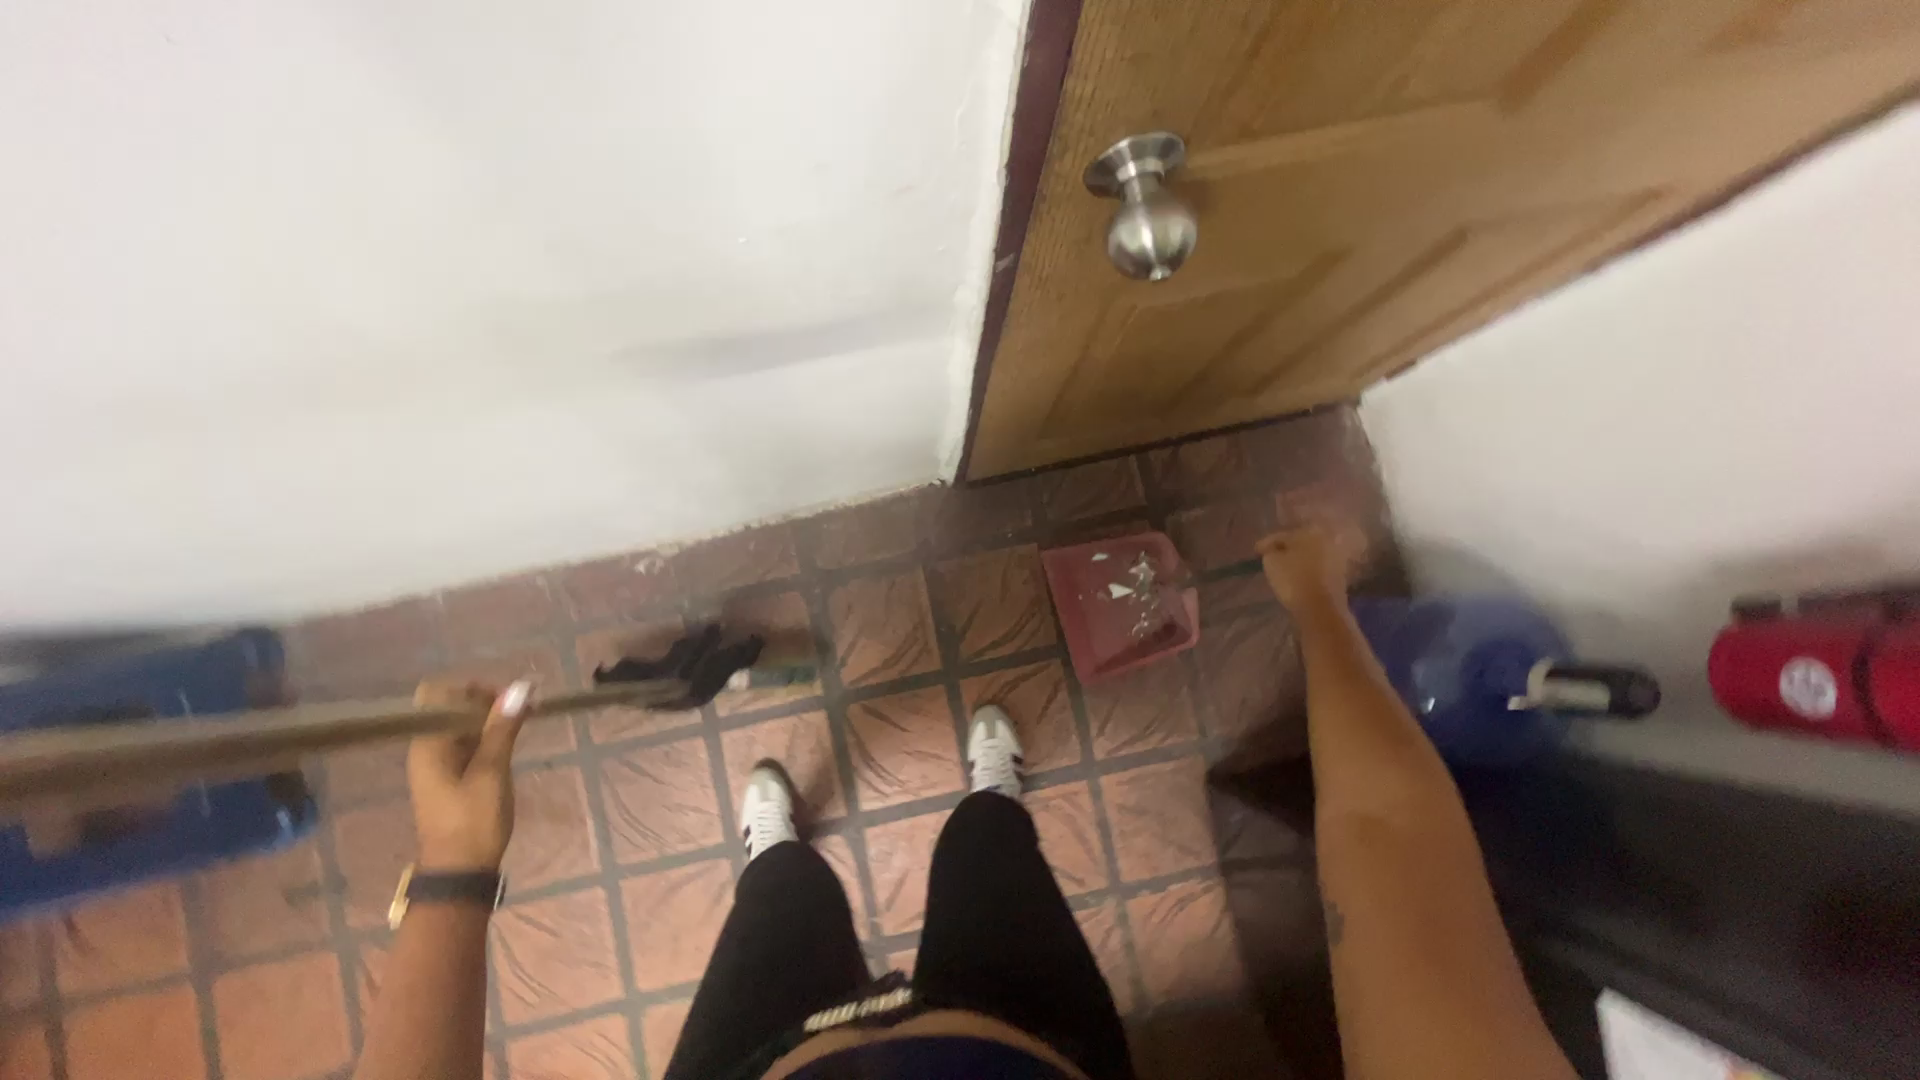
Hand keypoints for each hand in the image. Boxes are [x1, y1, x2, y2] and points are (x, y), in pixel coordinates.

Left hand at [406, 679, 533, 871]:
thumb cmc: (474, 820)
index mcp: (429, 744)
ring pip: (461, 724)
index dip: (472, 687)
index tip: (506, 699)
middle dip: (487, 700)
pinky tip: (512, 741)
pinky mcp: (451, 776)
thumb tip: (520, 688)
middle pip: (451, 706)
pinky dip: (488, 735)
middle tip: (524, 709)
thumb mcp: (492, 771)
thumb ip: (503, 728)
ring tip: (525, 722)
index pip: (439, 693)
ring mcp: (438, 763)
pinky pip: (466, 742)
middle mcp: (427, 747)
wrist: (460, 870)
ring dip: (491, 718)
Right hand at [1255, 525, 1349, 610]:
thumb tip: (1273, 549)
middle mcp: (1326, 539)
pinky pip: (1318, 567)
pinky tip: (1298, 576)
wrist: (1320, 607)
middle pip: (1299, 543)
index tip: (1256, 552)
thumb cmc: (1293, 579)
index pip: (1282, 535)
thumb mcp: (1271, 561)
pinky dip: (1307, 570)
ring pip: (1310, 555)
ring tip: (1284, 568)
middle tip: (1271, 557)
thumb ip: (1270, 550)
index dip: (1267, 544)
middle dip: (1286, 549)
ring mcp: (1336, 557)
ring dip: (1298, 560)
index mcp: (1309, 531)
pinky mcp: (1340, 574)